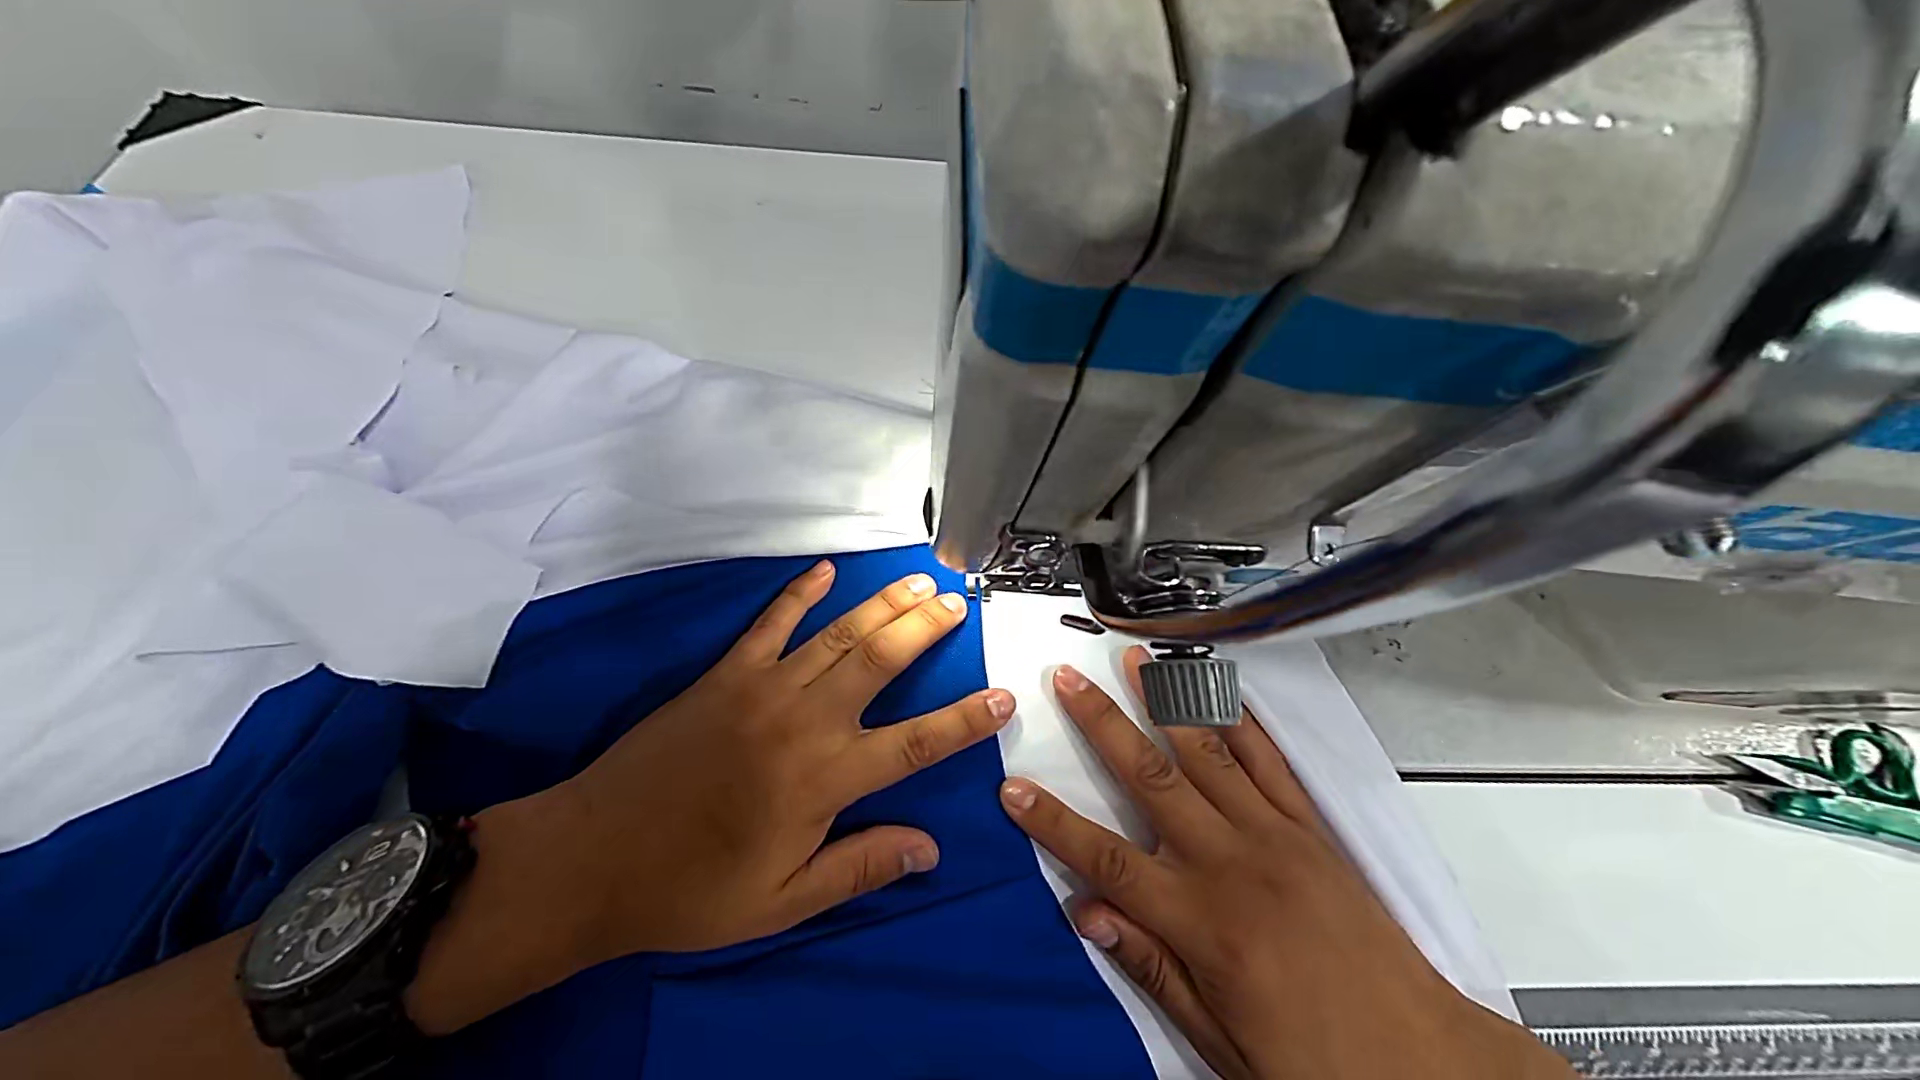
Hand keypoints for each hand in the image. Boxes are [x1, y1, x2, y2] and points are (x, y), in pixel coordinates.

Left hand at [549, 560, 1012, 957]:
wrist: (591, 858)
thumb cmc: (691, 887)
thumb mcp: (782, 900)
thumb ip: (859, 867)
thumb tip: (929, 849)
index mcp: (823, 780)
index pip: (915, 744)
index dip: (964, 720)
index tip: (1002, 697)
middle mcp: (802, 722)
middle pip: (879, 663)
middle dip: (925, 630)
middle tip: (958, 603)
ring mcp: (761, 689)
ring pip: (837, 635)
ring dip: (882, 606)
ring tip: (919, 583)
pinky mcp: (723, 675)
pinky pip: (769, 624)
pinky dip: (798, 594)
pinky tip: (825, 571)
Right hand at [998, 647, 1571, 1079]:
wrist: (1426, 1065)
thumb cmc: (1317, 1063)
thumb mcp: (1218, 1039)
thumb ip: (1149, 965)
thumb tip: (1087, 913)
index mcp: (1201, 922)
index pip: (1105, 858)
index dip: (1052, 822)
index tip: (1014, 788)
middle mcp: (1232, 864)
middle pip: (1149, 778)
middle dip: (1102, 723)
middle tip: (1068, 681)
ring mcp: (1275, 837)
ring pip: (1208, 753)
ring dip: (1167, 700)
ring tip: (1138, 661)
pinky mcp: (1311, 830)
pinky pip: (1271, 763)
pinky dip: (1242, 720)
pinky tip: (1219, 689)